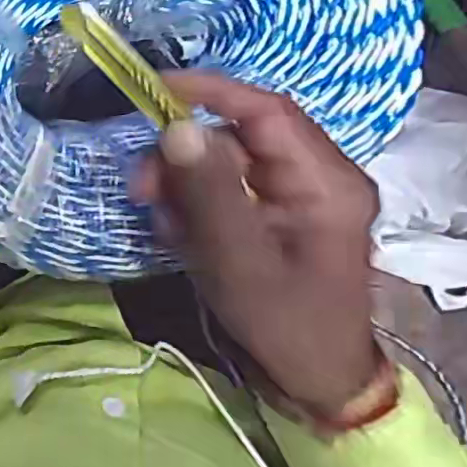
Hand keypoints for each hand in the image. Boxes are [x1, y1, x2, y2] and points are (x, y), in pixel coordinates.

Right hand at [134, 71, 386, 423]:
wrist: (314, 375)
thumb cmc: (283, 321)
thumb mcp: (237, 259)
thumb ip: (207, 192)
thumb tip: (176, 127)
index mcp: (325, 182)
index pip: (266, 111)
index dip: (209, 91)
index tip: (153, 91)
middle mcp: (318, 175)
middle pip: (236, 137)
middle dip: (182, 157)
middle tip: (142, 190)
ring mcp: (299, 191)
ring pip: (225, 162)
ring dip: (184, 186)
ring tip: (167, 226)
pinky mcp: (280, 208)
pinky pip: (227, 187)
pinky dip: (196, 204)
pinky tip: (184, 235)